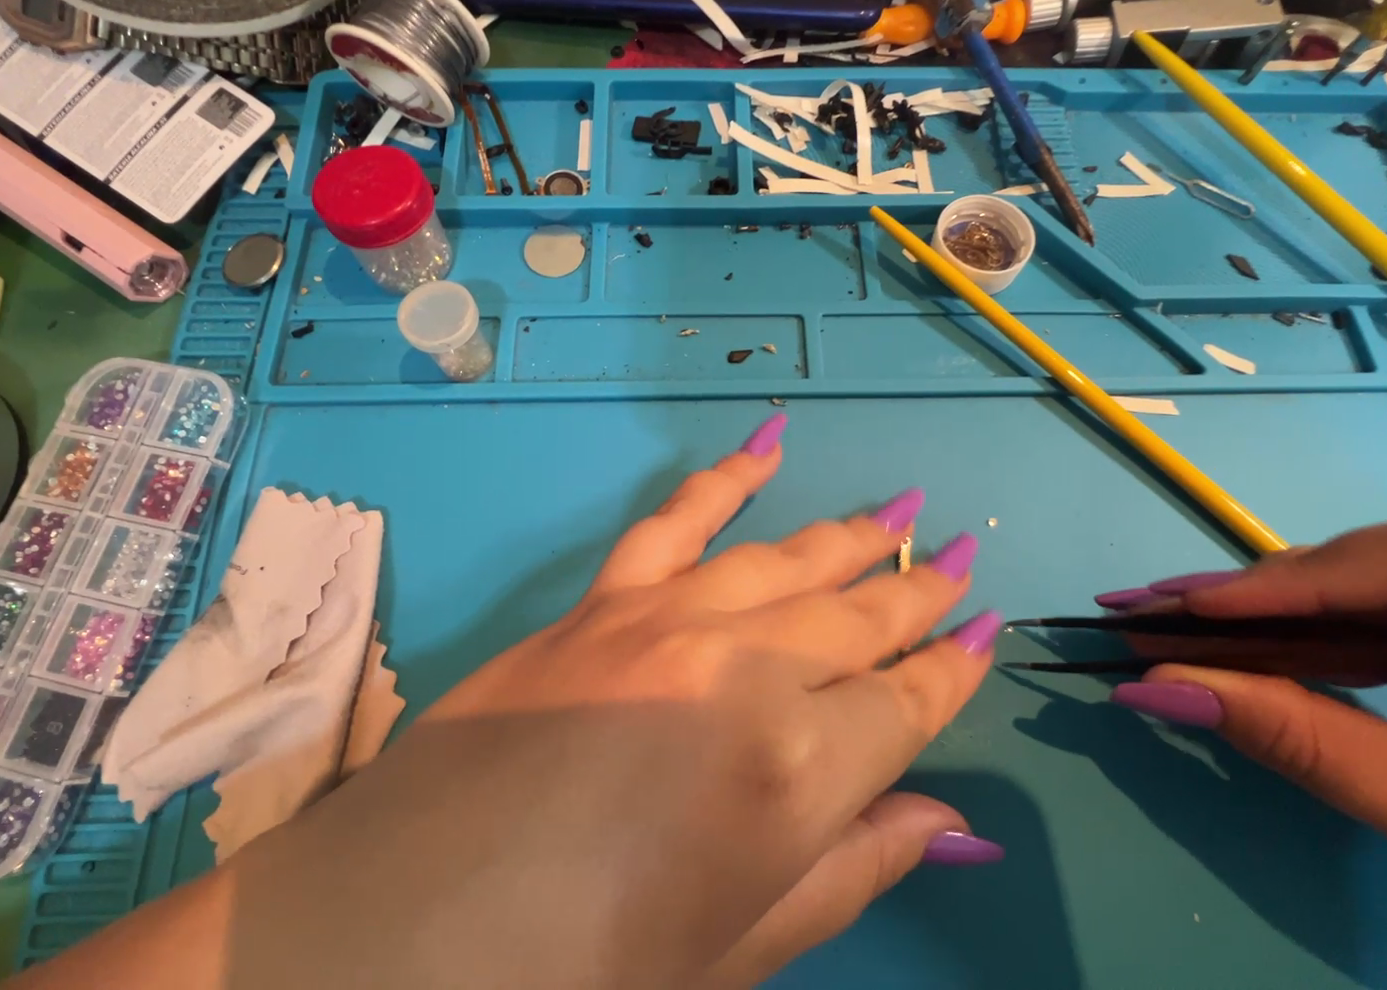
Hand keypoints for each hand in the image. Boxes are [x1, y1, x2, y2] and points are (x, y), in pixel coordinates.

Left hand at [217, 415, 1002, 988]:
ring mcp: (667, 618)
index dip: (952, 669)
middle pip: (858, 615)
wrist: (402, 931)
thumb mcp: (741, 946)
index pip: (909, 701)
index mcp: (798, 768)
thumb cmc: (585, 967)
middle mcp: (745, 668)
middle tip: (958, 560)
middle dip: (918, 591)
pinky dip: (725, 480)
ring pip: (788, 559)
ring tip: (895, 513)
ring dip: (850, 535)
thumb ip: (855, 867)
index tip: (984, 632)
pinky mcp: (600, 600)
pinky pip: (677, 521)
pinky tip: (765, 448)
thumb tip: (951, 820)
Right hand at [1099, 511, 1386, 989]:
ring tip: (1168, 623)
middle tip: (1149, 609)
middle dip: (1270, 595)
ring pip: (1384, 600)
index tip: (1199, 609)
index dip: (1309, 575)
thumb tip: (1157, 687)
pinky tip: (1240, 650)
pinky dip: (1312, 650)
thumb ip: (1315, 747)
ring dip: (1275, 619)